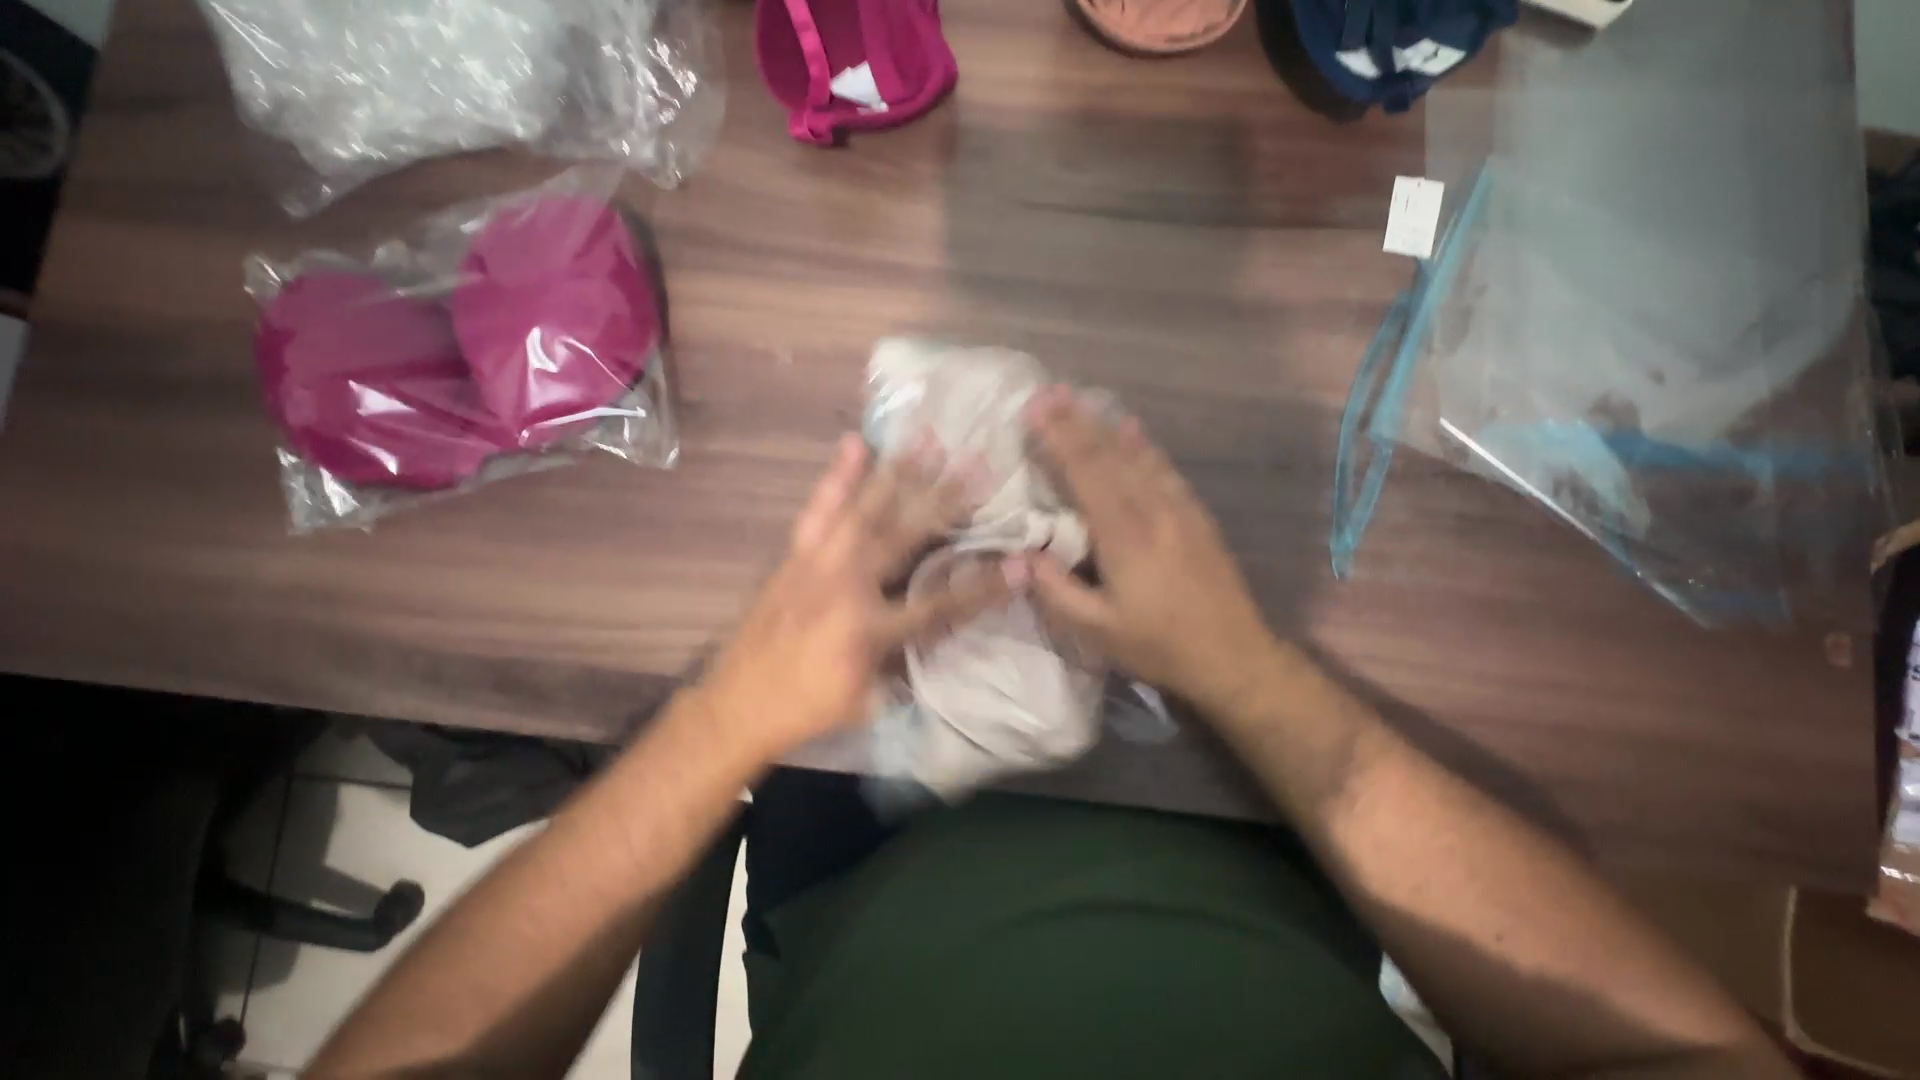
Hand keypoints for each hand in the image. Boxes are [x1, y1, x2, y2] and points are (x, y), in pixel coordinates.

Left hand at [695, 433, 1010, 757]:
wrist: (736, 704)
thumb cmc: (808, 710)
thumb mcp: (867, 701)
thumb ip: (904, 664)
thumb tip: (938, 632)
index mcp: (868, 633)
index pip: (939, 607)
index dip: (984, 589)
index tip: (1022, 564)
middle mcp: (845, 589)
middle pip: (904, 537)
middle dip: (946, 500)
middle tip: (979, 464)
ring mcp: (817, 565)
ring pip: (864, 512)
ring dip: (899, 473)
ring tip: (928, 439)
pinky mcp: (796, 556)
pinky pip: (819, 511)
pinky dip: (838, 477)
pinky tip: (854, 443)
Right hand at [1015, 387, 1280, 713]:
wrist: (1233, 655)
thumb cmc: (1159, 646)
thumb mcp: (1097, 631)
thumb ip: (1055, 591)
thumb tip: (1020, 554)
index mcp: (1125, 537)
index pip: (1087, 475)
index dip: (1059, 440)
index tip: (1035, 410)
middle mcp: (1153, 511)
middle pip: (1110, 455)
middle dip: (1077, 421)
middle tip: (1049, 391)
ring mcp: (1179, 510)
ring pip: (1138, 456)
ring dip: (1105, 426)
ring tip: (1081, 400)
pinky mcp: (1196, 516)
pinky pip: (1164, 469)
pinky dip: (1143, 445)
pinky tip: (1132, 429)